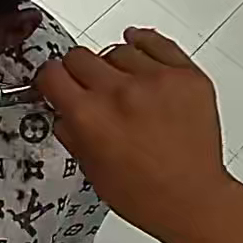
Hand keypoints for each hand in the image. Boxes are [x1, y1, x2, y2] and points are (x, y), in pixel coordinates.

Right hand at [35, 29, 242, 241]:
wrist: (192, 200)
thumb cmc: (145, 194)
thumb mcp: (91, 170)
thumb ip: (72, 133)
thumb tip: (63, 112)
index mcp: (89, 116)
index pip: (52, 73)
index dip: (50, 80)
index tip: (55, 83)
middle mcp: (119, 92)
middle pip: (80, 56)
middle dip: (78, 72)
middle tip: (88, 87)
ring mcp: (155, 80)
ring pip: (118, 50)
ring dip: (115, 66)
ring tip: (125, 88)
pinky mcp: (185, 76)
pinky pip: (158, 43)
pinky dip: (144, 46)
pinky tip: (139, 51)